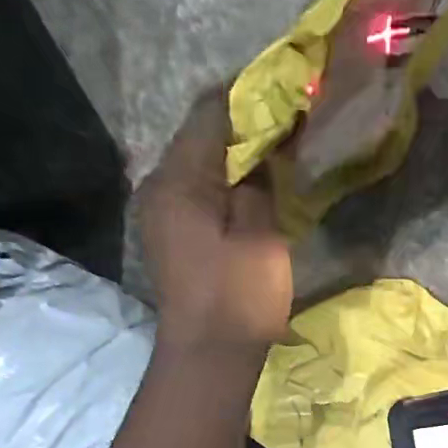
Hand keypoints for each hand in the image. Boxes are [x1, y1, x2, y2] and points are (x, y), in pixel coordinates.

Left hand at [136, 85, 292, 348]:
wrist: (209, 355)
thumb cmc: (239, 297)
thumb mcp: (261, 236)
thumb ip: (261, 184)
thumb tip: (266, 148)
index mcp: (179, 179)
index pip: (210, 114)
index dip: (247, 97)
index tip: (285, 91)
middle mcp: (159, 185)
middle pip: (200, 136)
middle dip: (243, 126)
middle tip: (288, 124)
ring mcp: (160, 210)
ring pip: (199, 164)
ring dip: (236, 156)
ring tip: (277, 155)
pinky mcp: (169, 233)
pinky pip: (197, 190)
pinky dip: (225, 182)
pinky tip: (254, 191)